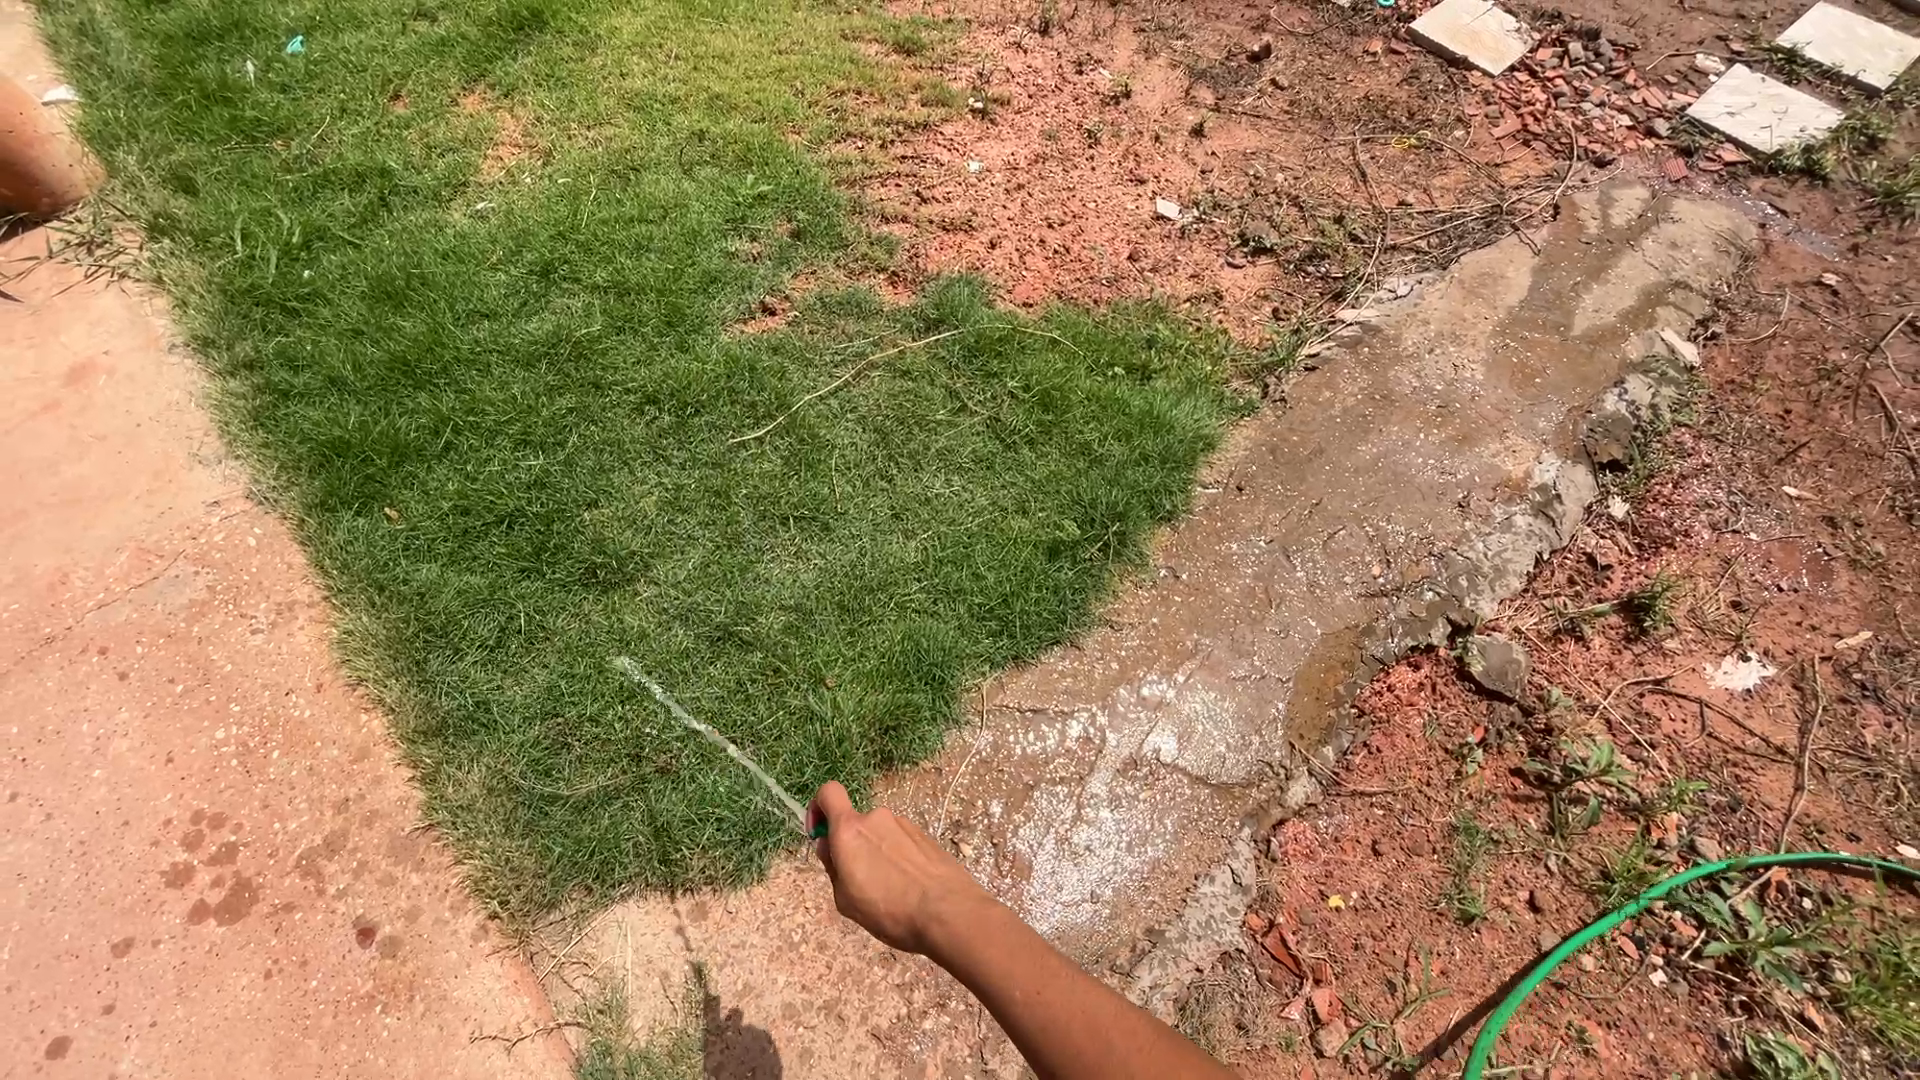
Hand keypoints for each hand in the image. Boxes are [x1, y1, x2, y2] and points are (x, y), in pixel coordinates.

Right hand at [808, 781, 996, 955]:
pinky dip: (897, 858)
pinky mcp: (924, 834)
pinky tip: (908, 886)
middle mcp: (876, 817)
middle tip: (860, 882)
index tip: (820, 834)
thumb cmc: (889, 910)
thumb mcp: (846, 899)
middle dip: (853, 847)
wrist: (947, 910)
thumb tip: (829, 845)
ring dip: (877, 854)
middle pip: (855, 824)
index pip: (828, 792)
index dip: (818, 808)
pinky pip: (900, 841)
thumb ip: (833, 866)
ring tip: (889, 891)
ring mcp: (903, 823)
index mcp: (850, 830)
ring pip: (879, 835)